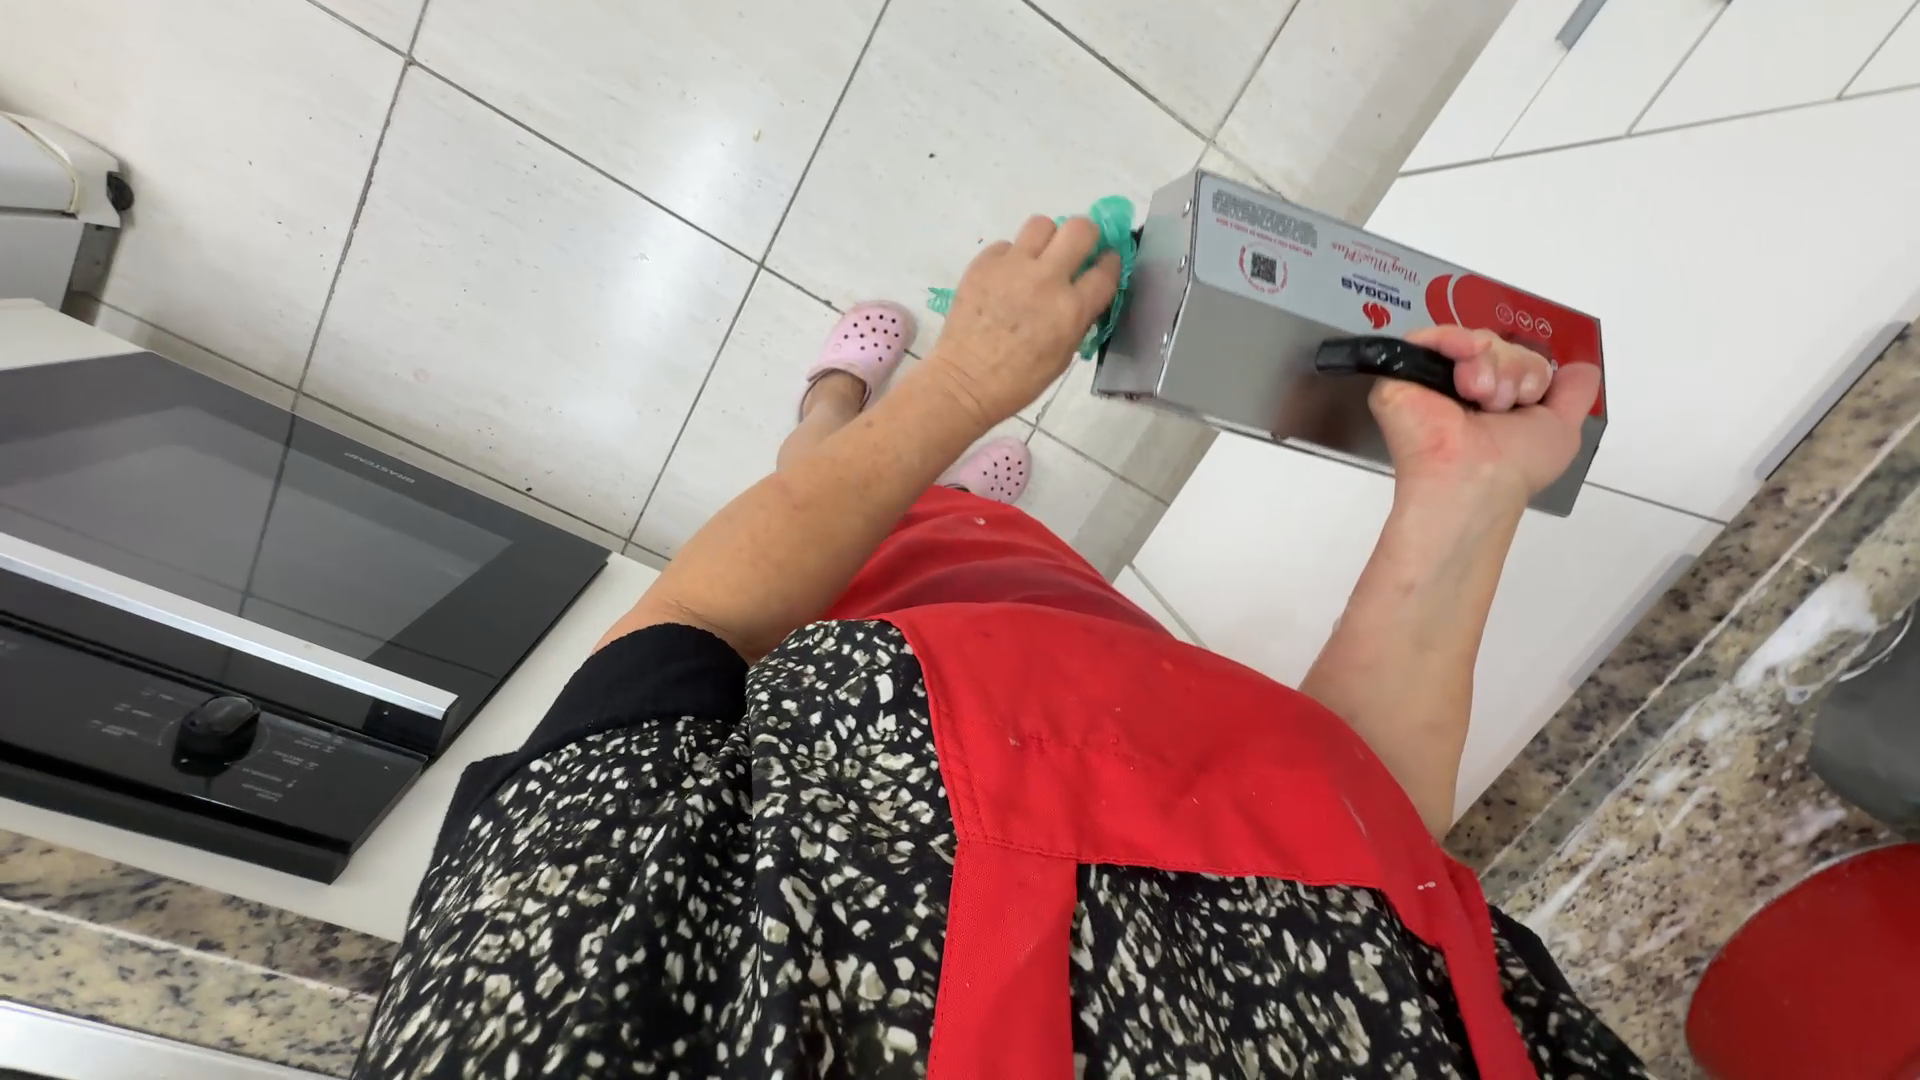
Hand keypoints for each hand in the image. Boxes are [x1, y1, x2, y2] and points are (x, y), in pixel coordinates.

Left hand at [923, 215, 1122, 427]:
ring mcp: (1012, 267)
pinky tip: (1004, 280)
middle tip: (1075, 253)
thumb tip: (1085, 295)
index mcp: (1070, 309)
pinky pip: (1005, 245)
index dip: (1109, 264)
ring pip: (1041, 224)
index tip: (1103, 265)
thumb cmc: (1018, 382)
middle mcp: (1045, 279)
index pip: (1106, 269)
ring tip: (1037, 260)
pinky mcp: (982, 264)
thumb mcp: (1062, 357)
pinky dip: (1010, 258)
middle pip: (1080, 228)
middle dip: (1085, 236)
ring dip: (1046, 239)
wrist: (965, 383)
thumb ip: (1079, 320)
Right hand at [1369, 326, 1601, 503]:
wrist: (1476, 478)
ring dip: (1492, 365)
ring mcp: (1424, 381)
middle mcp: (1456, 388)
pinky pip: (1427, 337)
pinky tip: (1469, 354)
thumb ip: (1574, 394)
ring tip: (1482, 398)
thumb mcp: (1561, 428)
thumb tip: (1581, 367)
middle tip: (1501, 403)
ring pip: (1470, 340)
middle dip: (1515, 367)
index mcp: (1489, 398)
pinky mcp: (1397, 376)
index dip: (1532, 369)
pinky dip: (1454, 338)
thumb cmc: (1515, 464)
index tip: (1529, 398)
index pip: (1515, 358)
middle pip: (1496, 345)